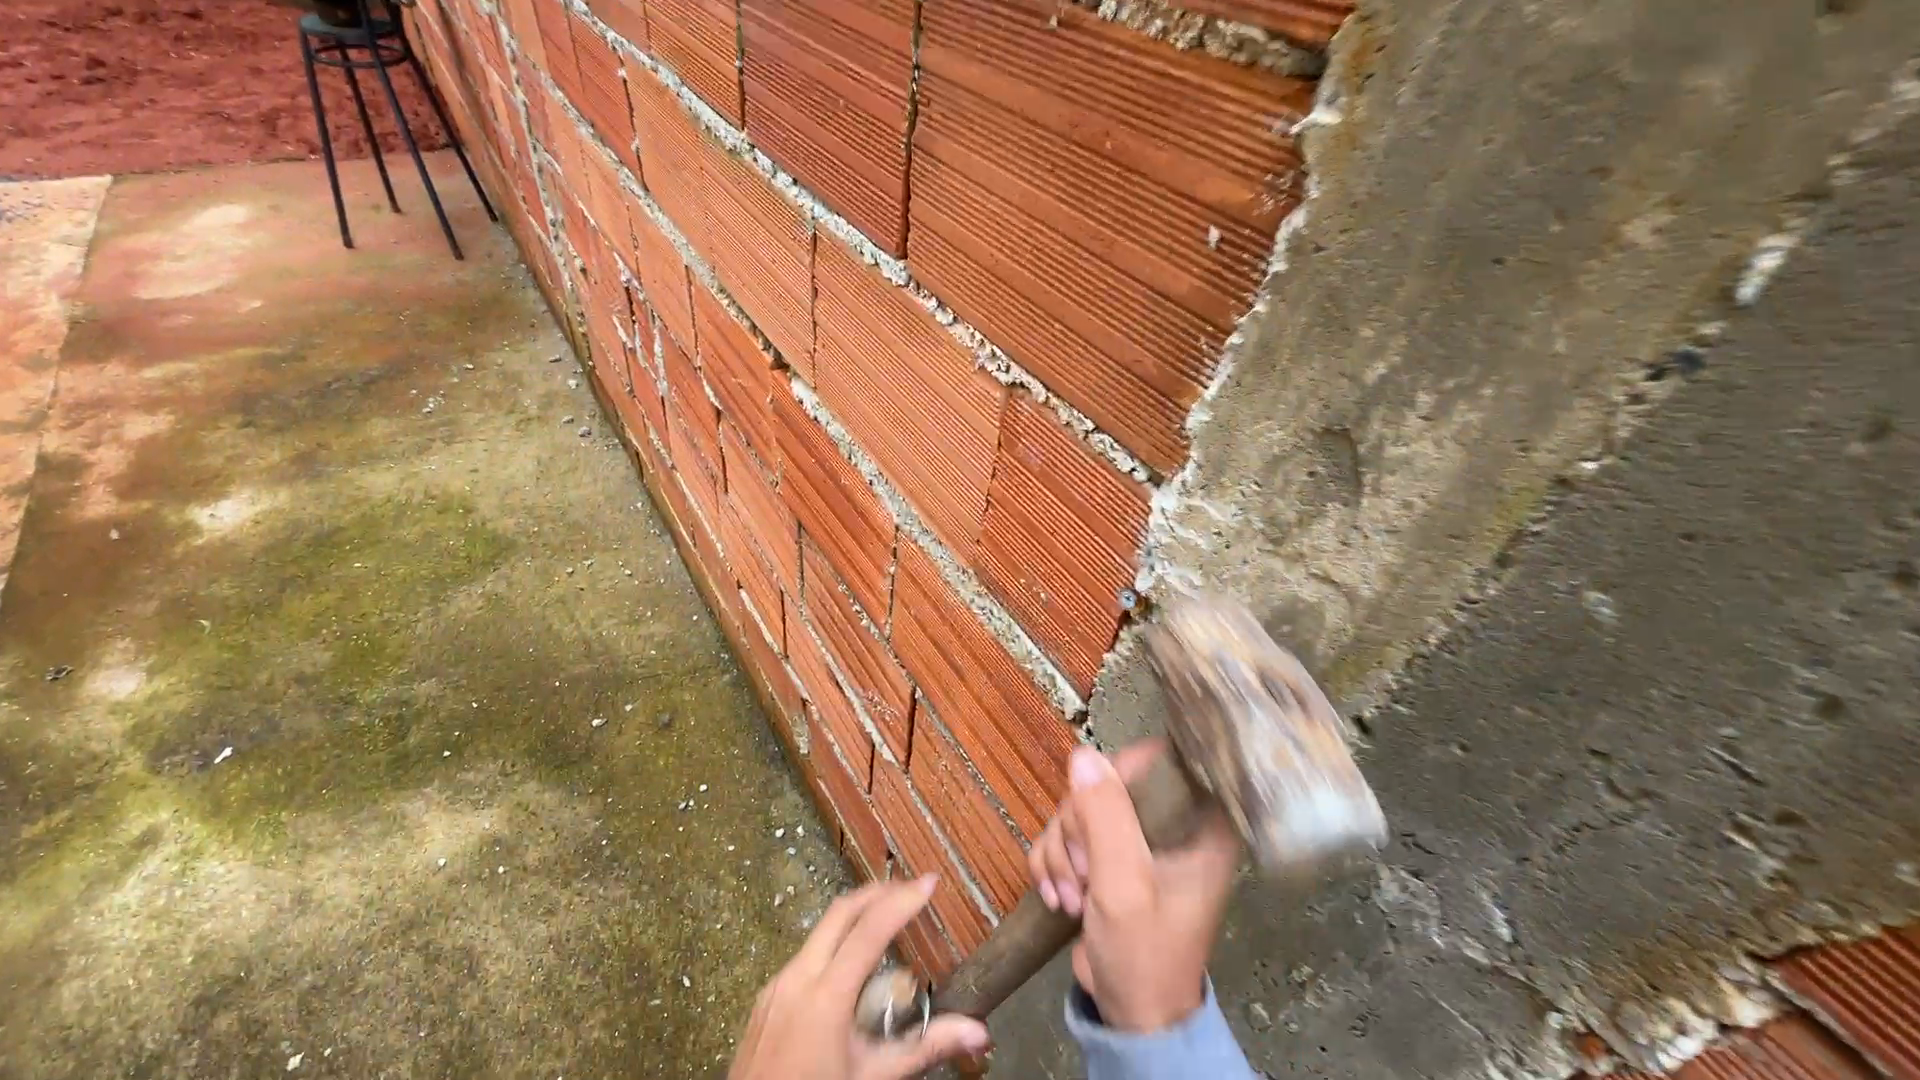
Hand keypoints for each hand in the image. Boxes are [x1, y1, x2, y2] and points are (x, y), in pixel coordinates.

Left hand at [728, 875, 990, 1079]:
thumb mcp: (871, 1077)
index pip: (870, 930)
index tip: (930, 881)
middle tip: (911, 888)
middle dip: (878, 893)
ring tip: (889, 918)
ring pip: (820, 931)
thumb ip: (923, 1048)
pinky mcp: (766, 998)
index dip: (902, 901)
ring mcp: (776, 986)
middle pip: (840, 913)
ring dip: (855, 916)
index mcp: (825, 995)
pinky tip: (852, 964)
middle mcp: (796, 978)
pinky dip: (834, 945)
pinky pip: (805, 957)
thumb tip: (978, 1032)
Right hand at [1028, 741, 1242, 1032]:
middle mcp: (1169, 823)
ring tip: (1072, 898)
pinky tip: (1058, 897)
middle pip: (1106, 783)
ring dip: (1062, 852)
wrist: (1131, 1016)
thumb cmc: (1145, 955)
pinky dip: (1052, 863)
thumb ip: (1105, 818)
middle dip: (1078, 830)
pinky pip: (1064, 834)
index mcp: (1199, 822)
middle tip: (1085, 875)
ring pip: (1078, 809)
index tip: (1096, 811)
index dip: (1119, 775)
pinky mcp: (1106, 857)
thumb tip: (1082, 754)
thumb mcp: (1124, 886)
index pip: (1159, 761)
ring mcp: (1134, 840)